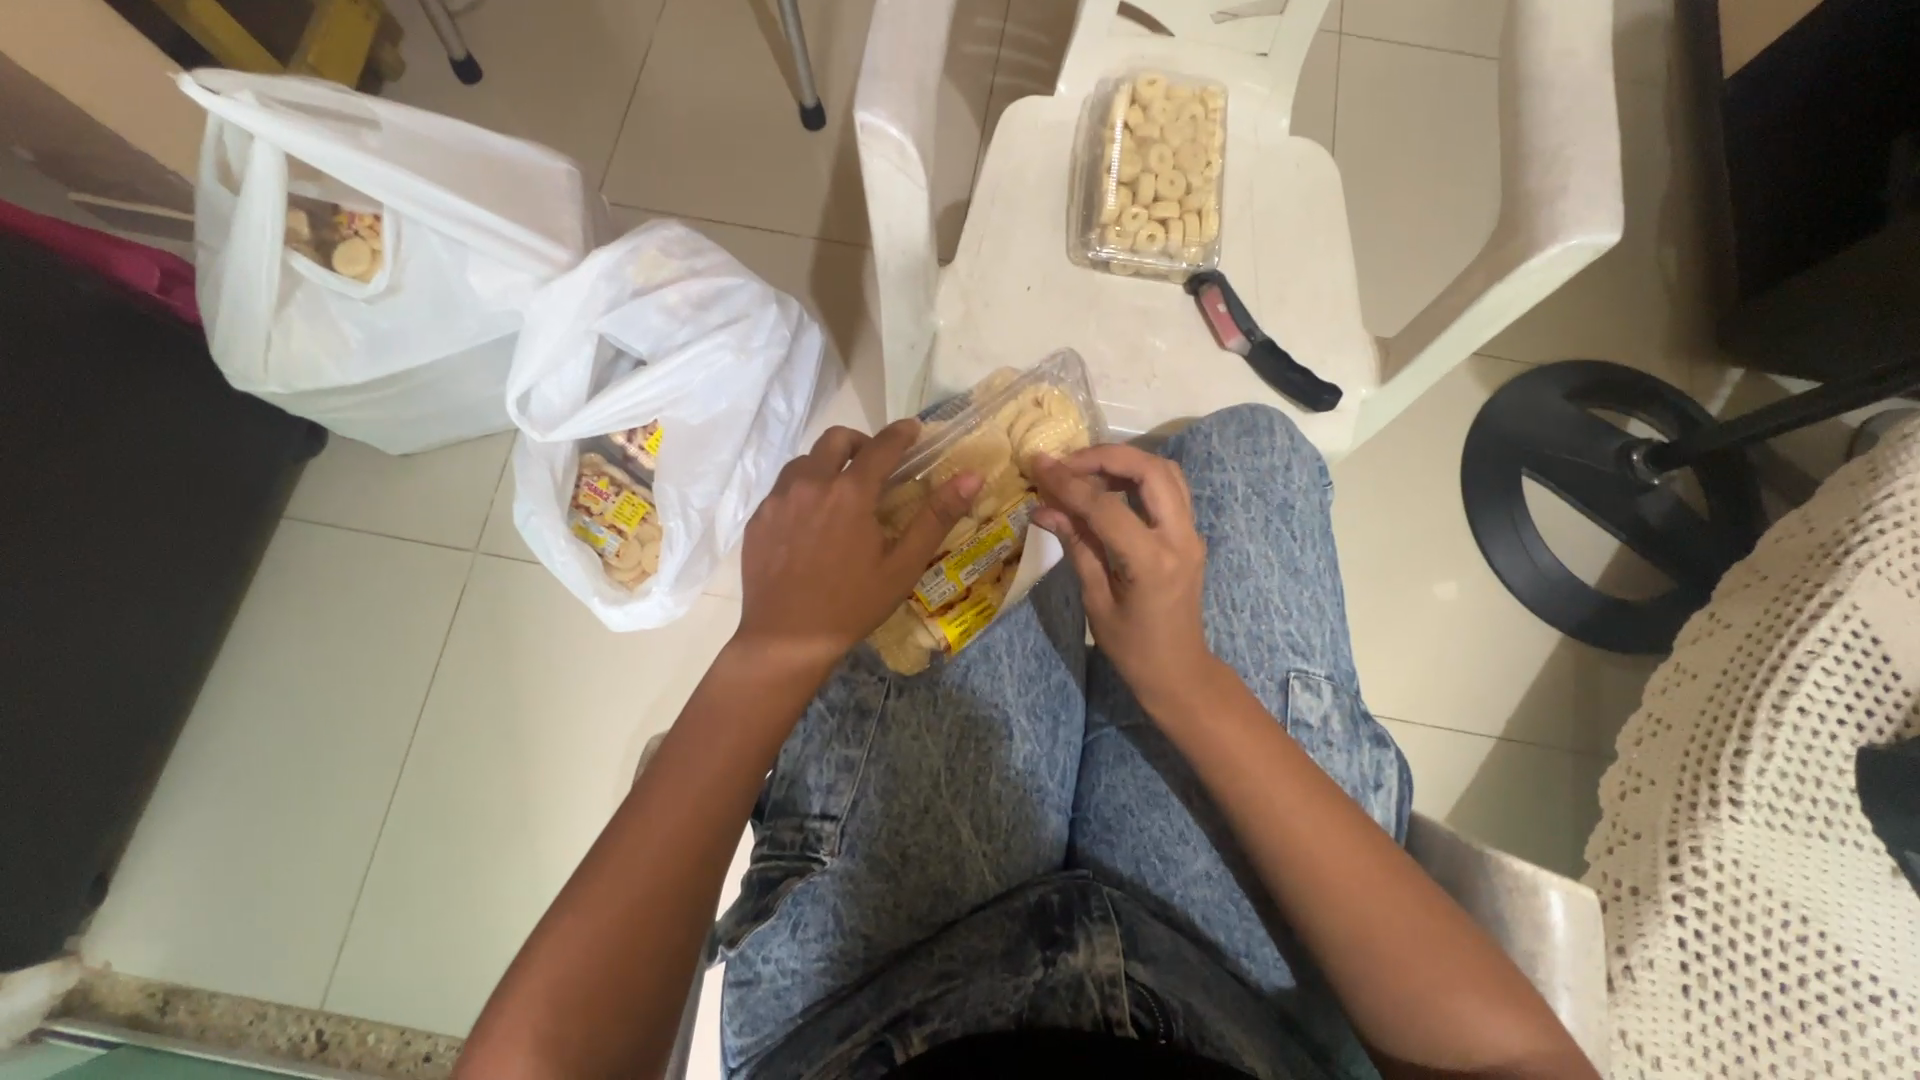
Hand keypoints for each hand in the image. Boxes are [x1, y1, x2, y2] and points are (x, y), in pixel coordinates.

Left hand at [734, 420, 980, 677]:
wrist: (787, 638)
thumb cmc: (852, 604)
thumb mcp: (903, 565)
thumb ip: (937, 517)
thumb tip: (972, 478)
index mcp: (850, 493)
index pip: (882, 447)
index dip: (901, 434)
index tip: (912, 430)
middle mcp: (810, 484)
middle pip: (835, 440)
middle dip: (860, 443)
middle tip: (874, 464)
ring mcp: (778, 500)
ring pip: (804, 461)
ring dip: (827, 465)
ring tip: (840, 494)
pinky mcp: (758, 518)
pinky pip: (782, 489)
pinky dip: (802, 491)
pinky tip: (811, 523)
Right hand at [1031, 445, 1216, 711]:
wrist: (1179, 671)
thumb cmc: (1133, 649)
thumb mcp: (1096, 601)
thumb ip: (1077, 546)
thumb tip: (1044, 507)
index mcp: (1152, 562)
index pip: (1107, 506)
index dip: (1069, 482)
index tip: (1039, 465)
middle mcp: (1180, 538)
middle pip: (1150, 470)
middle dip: (1105, 456)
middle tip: (1067, 464)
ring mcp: (1191, 534)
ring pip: (1165, 472)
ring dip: (1124, 462)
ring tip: (1084, 471)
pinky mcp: (1190, 535)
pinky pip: (1169, 489)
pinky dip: (1138, 477)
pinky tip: (1107, 487)